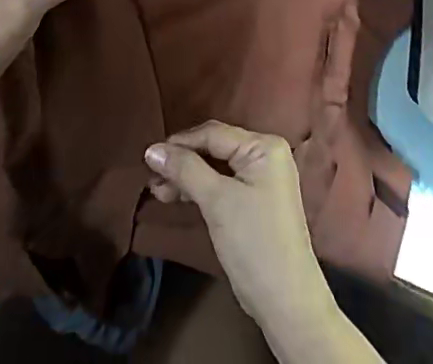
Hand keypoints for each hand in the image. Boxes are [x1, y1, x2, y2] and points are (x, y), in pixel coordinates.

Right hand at [144, 122, 334, 336]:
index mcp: (264, 146)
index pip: (214, 134)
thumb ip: (185, 170)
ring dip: (186, 176)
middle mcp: (265, 155)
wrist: (284, 298)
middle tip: (151, 177)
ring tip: (158, 190)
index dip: (179, 143)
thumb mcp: (217, 200)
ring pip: (215, 167)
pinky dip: (199, 188)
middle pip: (214, 148)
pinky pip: (221, 183)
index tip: (148, 156)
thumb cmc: (253, 241)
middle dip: (181, 161)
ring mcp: (262, 179)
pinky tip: (176, 196)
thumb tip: (152, 150)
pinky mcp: (254, 200)